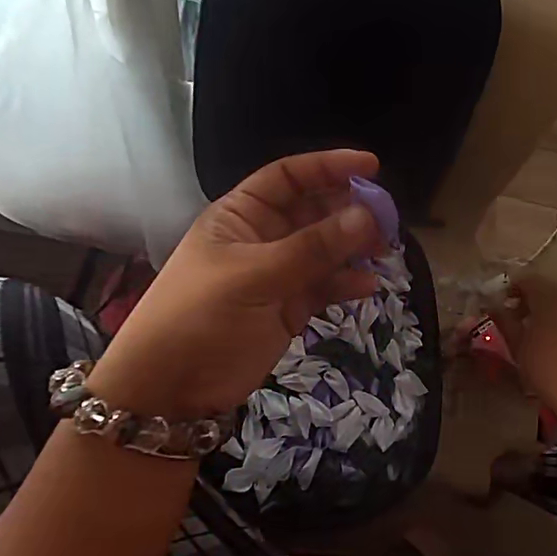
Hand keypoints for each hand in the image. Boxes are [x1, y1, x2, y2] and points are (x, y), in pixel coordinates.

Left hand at [89, 150, 384, 418]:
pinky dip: (346, 285)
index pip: (288, 177)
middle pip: (313, 212)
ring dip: (353, 249)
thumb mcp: (254, 276)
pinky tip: (369, 286)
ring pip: (324, 251)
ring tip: (385, 253)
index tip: (371, 167)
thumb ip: (312, 248)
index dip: (328, 167)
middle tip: (386, 221)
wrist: (169, 388)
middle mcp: (262, 238)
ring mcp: (276, 275)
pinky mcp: (287, 309)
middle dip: (349, 212)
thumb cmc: (200, 316)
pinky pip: (323, 287)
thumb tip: (366, 216)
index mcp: (242, 214)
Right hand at [502, 276, 556, 443]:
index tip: (501, 302)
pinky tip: (552, 343)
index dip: (512, 288)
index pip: (528, 281)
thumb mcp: (517, 345)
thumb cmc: (545, 367)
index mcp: (549, 299)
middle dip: (529, 300)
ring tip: (532, 331)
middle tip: (514, 316)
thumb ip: (504, 320)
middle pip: (547, 291)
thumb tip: (492, 306)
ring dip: (545, 311)